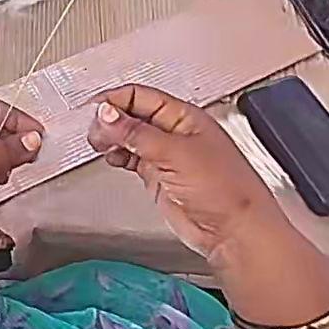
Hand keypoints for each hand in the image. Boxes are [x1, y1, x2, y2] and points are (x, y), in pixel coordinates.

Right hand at [86, 84, 289, 259]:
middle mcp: (173, 132)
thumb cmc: (226, 191)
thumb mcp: (175, 153)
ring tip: (100, 144)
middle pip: (131, 114)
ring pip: (127, 136)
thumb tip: (106, 114)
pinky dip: (117, 155)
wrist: (234, 233)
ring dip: (110, 138)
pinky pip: (130, 157)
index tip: (94, 112)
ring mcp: (164, 154)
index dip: (114, 100)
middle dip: (109, 119)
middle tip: (95, 131)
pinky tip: (112, 158)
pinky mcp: (157, 174)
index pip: (140, 96)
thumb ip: (136, 133)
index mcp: (183, 116)